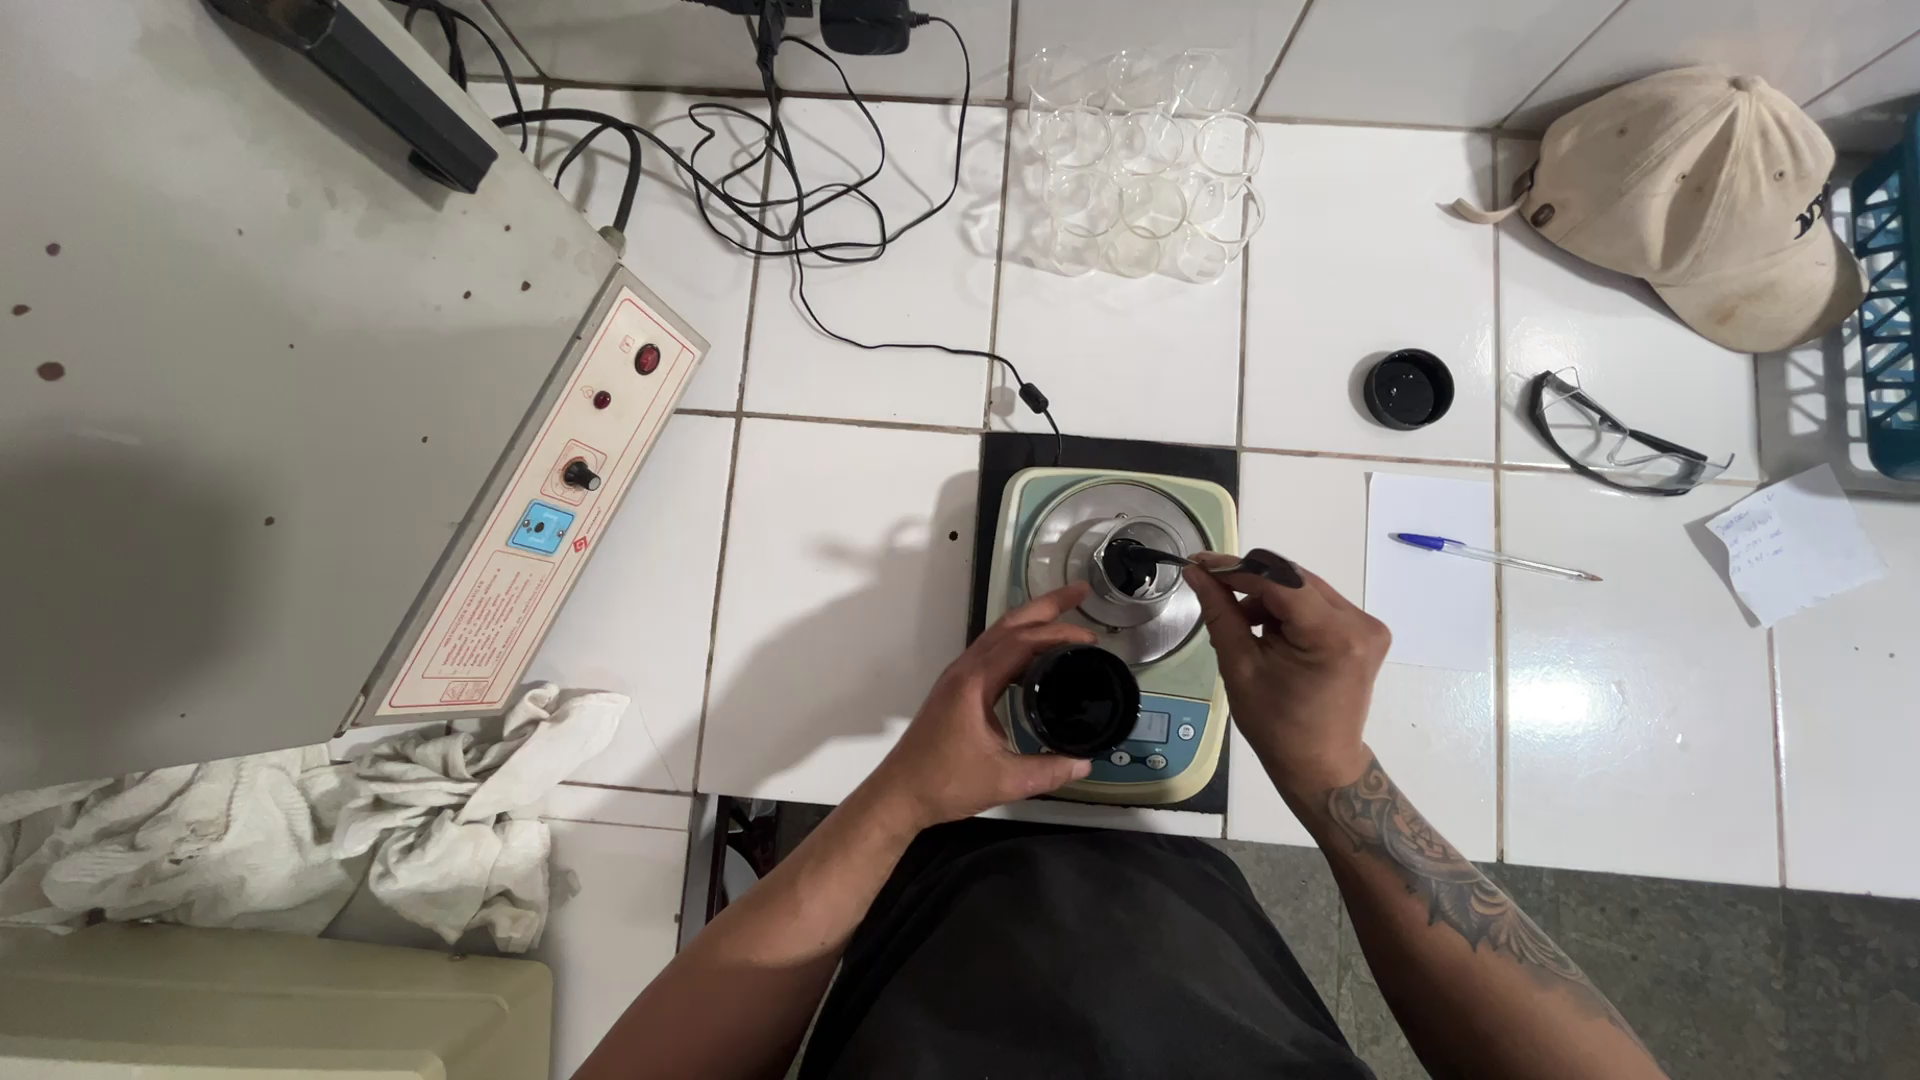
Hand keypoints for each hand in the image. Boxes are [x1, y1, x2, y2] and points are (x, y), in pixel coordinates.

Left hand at [857, 584, 1098, 831]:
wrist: (900, 793)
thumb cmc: (945, 784)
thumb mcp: (1004, 781)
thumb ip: (1048, 771)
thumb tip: (1085, 764)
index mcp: (975, 683)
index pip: (1022, 642)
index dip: (1058, 634)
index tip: (1091, 638)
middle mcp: (965, 670)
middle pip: (1010, 624)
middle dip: (1047, 605)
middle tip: (1081, 592)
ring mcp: (958, 676)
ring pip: (998, 633)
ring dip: (1031, 619)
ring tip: (1064, 614)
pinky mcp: (956, 687)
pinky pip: (991, 650)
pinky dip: (1018, 640)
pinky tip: (1035, 654)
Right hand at [1183, 554, 1388, 796]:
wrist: (1319, 764)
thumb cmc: (1275, 724)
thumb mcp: (1238, 665)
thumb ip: (1220, 611)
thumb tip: (1197, 573)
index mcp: (1332, 636)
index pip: (1280, 581)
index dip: (1237, 568)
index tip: (1200, 564)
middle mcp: (1359, 622)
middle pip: (1294, 579)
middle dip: (1250, 583)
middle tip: (1213, 594)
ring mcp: (1367, 626)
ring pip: (1303, 588)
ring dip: (1267, 597)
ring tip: (1241, 626)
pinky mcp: (1364, 632)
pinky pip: (1316, 602)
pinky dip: (1286, 609)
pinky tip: (1267, 632)